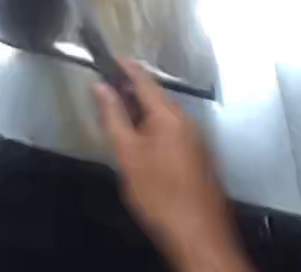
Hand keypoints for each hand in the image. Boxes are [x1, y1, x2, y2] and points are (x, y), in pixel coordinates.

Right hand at [93, 66, 249, 271]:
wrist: (201, 243)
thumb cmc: (159, 195)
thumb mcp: (126, 153)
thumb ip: (112, 115)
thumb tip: (100, 86)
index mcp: (168, 114)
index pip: (143, 78)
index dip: (124, 66)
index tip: (107, 57)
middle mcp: (187, 121)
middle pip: (155, 95)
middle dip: (130, 91)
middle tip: (107, 93)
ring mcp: (197, 140)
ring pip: (164, 114)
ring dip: (142, 110)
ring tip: (120, 119)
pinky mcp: (201, 159)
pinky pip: (174, 130)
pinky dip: (155, 126)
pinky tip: (143, 143)